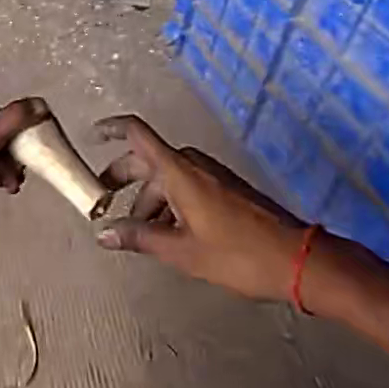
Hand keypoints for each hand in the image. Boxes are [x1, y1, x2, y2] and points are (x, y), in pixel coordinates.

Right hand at [94, 115, 349, 312]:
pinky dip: (170, 201)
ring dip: (149, 198)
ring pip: (167, 176)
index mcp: (177, 171)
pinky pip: (186, 184)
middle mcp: (192, 164)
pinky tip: (169, 230)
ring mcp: (211, 174)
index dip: (111, 128)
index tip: (92, 135)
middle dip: (123, 178)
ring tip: (139, 230)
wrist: (297, 259)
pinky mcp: (225, 188)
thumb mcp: (181, 251)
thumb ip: (140, 238)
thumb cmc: (237, 254)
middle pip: (146, 159)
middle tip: (104, 200)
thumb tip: (104, 233)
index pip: (136, 133)